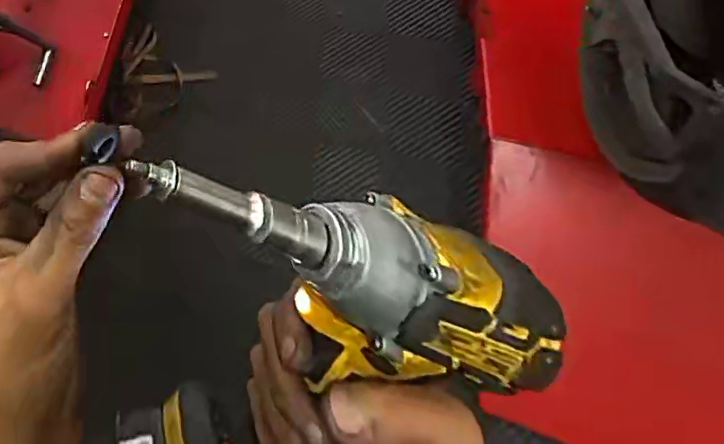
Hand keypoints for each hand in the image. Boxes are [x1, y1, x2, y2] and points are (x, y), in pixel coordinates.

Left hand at [0, 123, 141, 443]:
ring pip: (60, 188)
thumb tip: (106, 174)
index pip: (5, 167)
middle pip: (37, 171)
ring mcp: (22, 232)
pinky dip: (101, 199)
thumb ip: (73, 230)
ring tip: (133, 155)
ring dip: (96, 173)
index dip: (49, 149)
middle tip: (123, 139)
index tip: (93, 139)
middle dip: (80, 156)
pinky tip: (129, 186)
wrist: (25, 426)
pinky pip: (76, 211)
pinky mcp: (49, 249)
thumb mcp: (40, 292)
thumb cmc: (11, 366)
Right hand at [250, 290, 481, 443]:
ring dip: (276, 412)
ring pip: (262, 367)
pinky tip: (291, 442)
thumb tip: (334, 407)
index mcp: (366, 328)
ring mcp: (313, 370)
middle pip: (273, 329)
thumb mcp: (449, 431)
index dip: (290, 322)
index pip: (304, 296)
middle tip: (312, 433)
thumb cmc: (463, 442)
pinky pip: (260, 399)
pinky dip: (271, 425)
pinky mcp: (299, 402)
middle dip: (283, 383)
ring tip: (307, 443)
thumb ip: (401, 415)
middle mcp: (333, 337)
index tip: (296, 364)